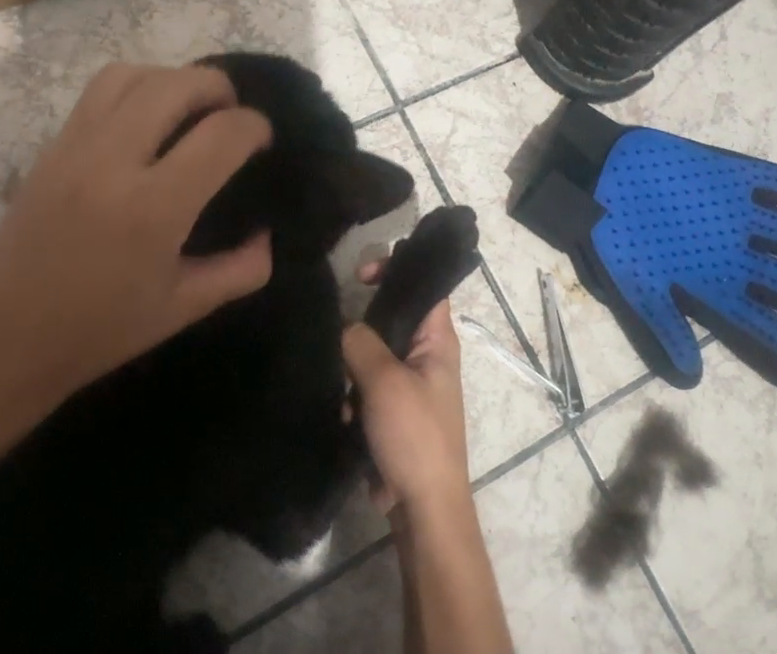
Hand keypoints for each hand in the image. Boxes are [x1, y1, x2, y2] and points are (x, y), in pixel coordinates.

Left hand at [0, 63, 273, 406]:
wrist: (3, 339)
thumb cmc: (98, 332)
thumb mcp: (183, 309)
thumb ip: (240, 269)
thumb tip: (267, 233)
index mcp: (153, 208)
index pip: (222, 134)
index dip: (256, 128)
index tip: (263, 141)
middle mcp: (112, 162)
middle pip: (177, 85)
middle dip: (219, 88)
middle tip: (232, 115)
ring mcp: (74, 148)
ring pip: (132, 74)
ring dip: (172, 80)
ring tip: (189, 110)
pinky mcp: (50, 148)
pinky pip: (98, 92)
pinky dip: (135, 89)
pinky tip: (146, 122)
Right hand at [343, 273, 468, 513]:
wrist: (422, 505)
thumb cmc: (414, 435)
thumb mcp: (384, 380)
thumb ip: (361, 341)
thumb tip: (345, 327)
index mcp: (438, 341)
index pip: (425, 287)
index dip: (397, 270)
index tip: (361, 274)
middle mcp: (426, 357)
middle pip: (391, 321)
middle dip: (361, 327)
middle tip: (338, 332)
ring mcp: (408, 386)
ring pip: (371, 356)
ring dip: (351, 368)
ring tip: (344, 389)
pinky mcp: (390, 413)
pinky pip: (364, 388)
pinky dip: (351, 397)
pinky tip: (344, 415)